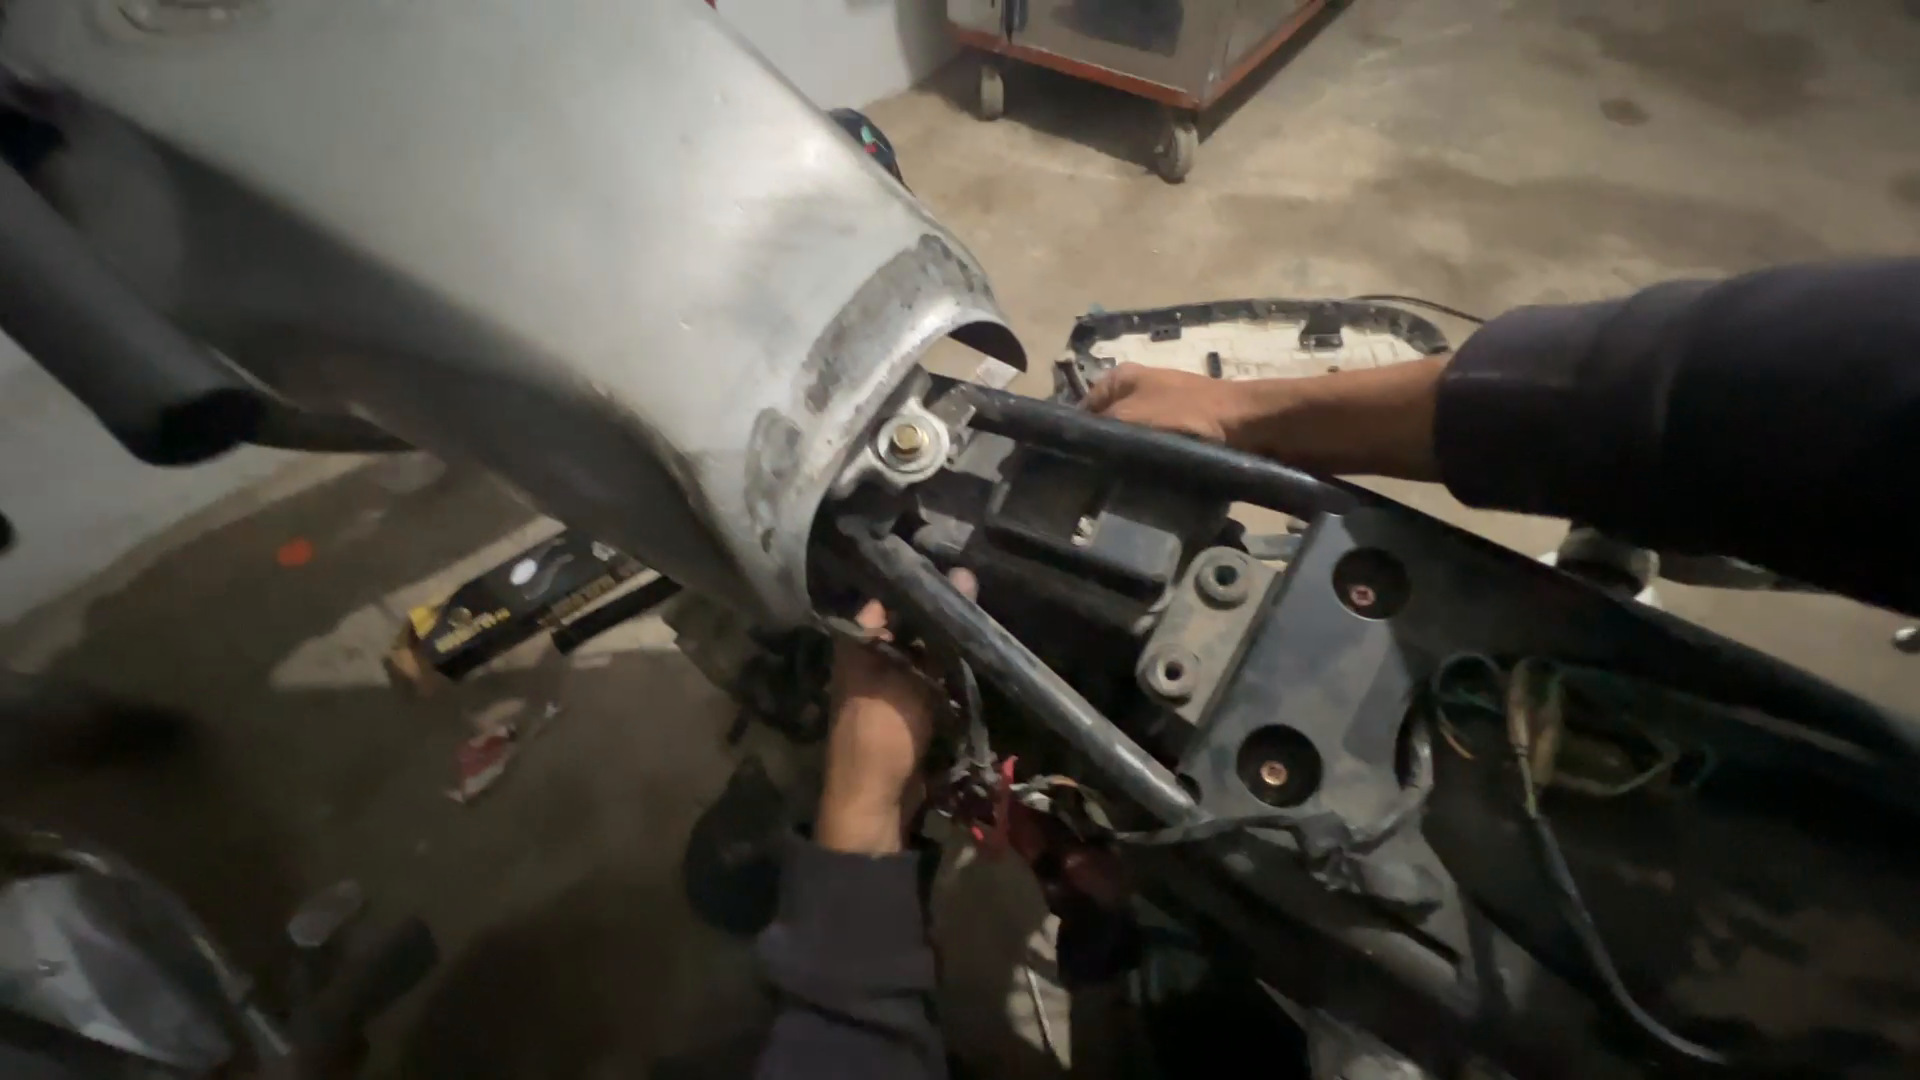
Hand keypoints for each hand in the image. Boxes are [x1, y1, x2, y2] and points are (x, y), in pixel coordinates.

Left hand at [816, 568, 978, 854]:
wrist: (873, 799)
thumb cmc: (883, 731)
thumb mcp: (914, 677)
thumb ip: (941, 628)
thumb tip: (964, 573)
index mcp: (856, 638)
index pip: (890, 592)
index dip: (923, 578)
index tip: (959, 563)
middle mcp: (867, 652)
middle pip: (908, 620)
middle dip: (941, 608)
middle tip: (979, 588)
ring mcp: (885, 678)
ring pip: (922, 646)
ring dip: (947, 638)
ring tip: (982, 613)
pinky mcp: (903, 701)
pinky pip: (928, 673)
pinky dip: (947, 666)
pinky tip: (974, 651)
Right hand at [1084, 358, 1447, 479]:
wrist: (1256, 428)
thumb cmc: (1188, 417)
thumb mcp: (1130, 421)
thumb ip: (1095, 434)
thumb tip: (1066, 457)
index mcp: (1119, 377)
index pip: (1077, 413)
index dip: (1069, 441)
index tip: (1064, 474)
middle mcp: (1138, 390)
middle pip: (1103, 430)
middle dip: (1098, 456)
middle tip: (1088, 489)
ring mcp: (1163, 412)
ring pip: (1129, 446)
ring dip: (1125, 468)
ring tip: (1113, 495)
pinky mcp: (1185, 434)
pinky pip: (1154, 457)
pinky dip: (1149, 472)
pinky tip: (1143, 492)